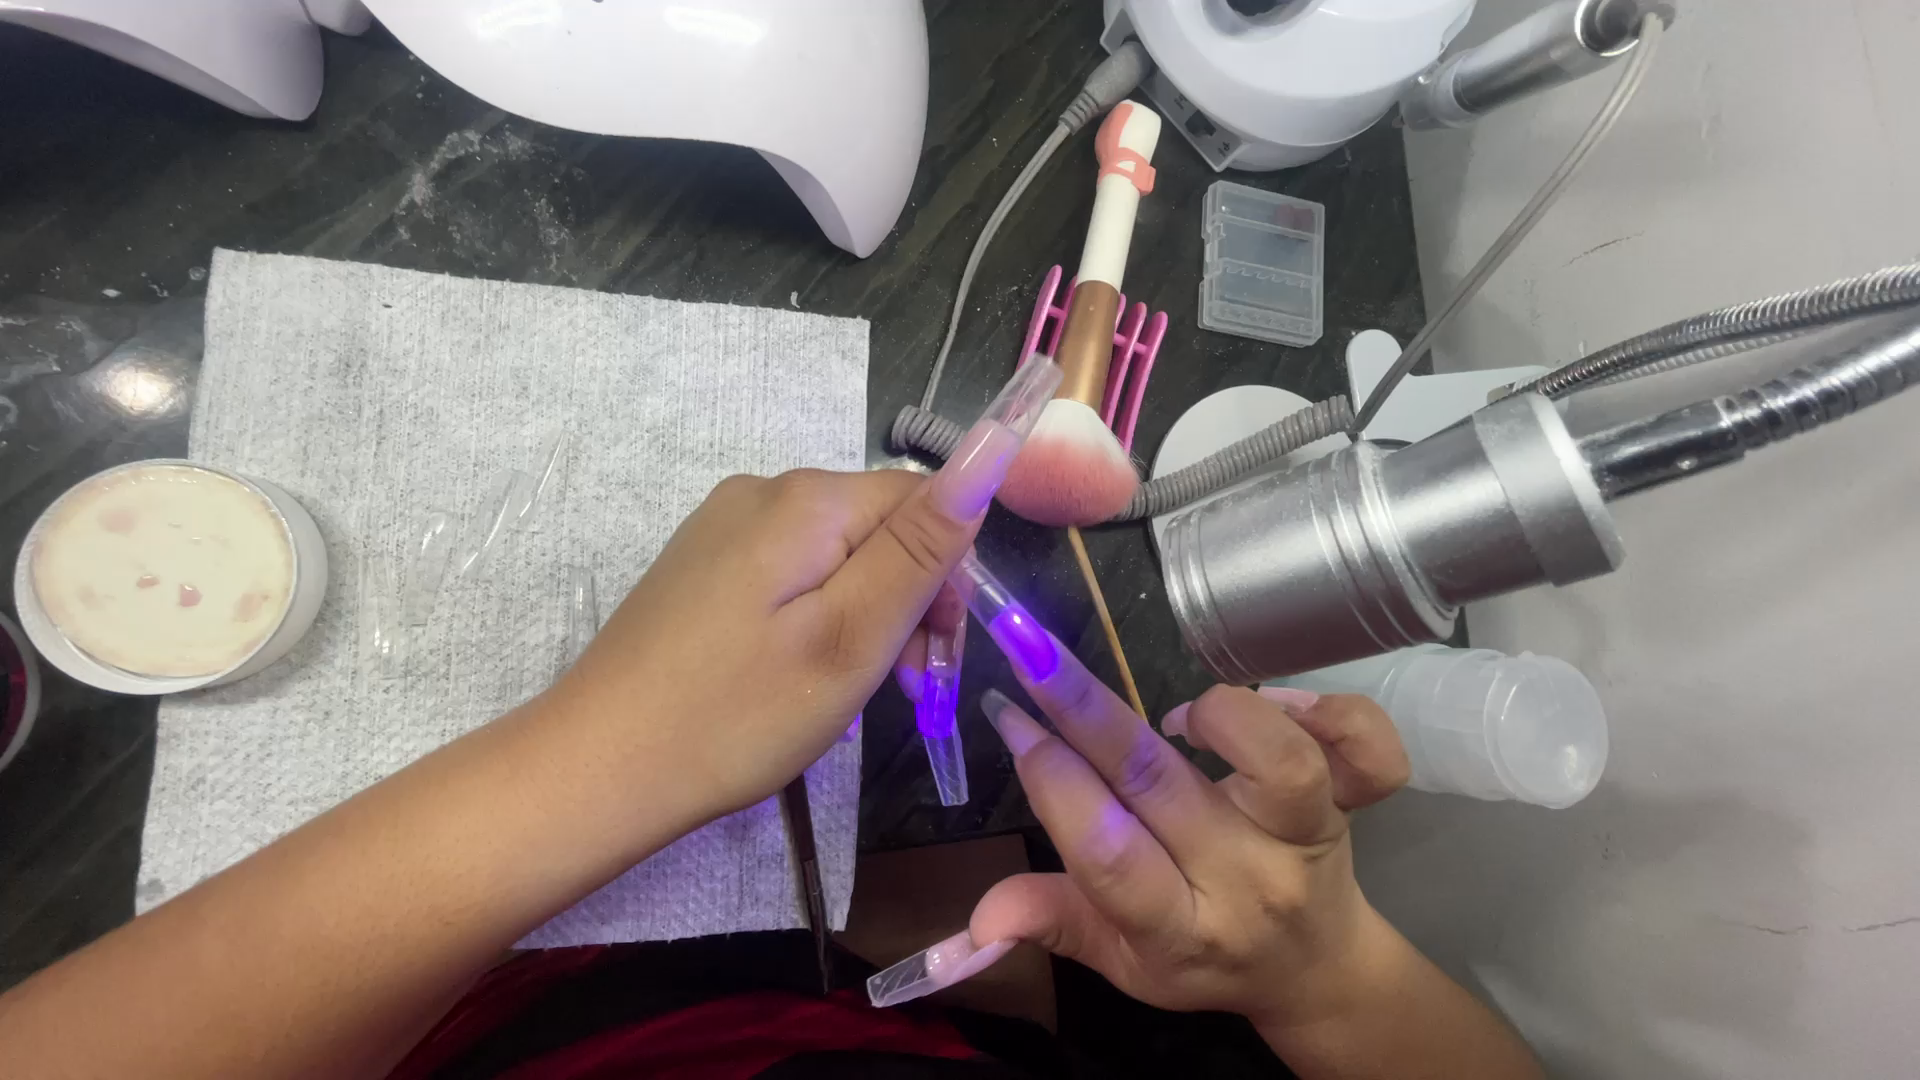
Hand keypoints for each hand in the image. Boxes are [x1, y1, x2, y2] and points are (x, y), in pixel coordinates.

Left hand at [543, 465, 984, 835]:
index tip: (939, 651)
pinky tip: (808, 672)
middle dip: (910, 599)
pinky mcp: (706, 566)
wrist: (597, 770)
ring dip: (870, 614)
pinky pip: (795, 574)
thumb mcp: (851, 634)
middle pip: (880, 528)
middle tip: (908, 686)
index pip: (922, 501)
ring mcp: (725, 527)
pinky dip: (823, 617)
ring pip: (840, 555)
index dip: (949, 572)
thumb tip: (988, 455)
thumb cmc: (738, 713)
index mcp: (806, 500)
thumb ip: (921, 545)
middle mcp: (763, 493)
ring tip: (859, 691)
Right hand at [970, 645, 1411, 1031]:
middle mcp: (1246, 881)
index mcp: (1179, 927)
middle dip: (1085, 709)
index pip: (1106, 853)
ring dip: (1218, 716)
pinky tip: (1273, 703)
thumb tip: (978, 919)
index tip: (1007, 712)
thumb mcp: (1121, 959)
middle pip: (1163, 785)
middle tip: (1033, 649)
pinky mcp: (1354, 807)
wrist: (1316, 967)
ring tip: (1181, 716)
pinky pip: (1368, 752)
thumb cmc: (1202, 955)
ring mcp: (1309, 841)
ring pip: (1281, 764)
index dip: (1051, 777)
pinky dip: (1327, 711)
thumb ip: (1053, 922)